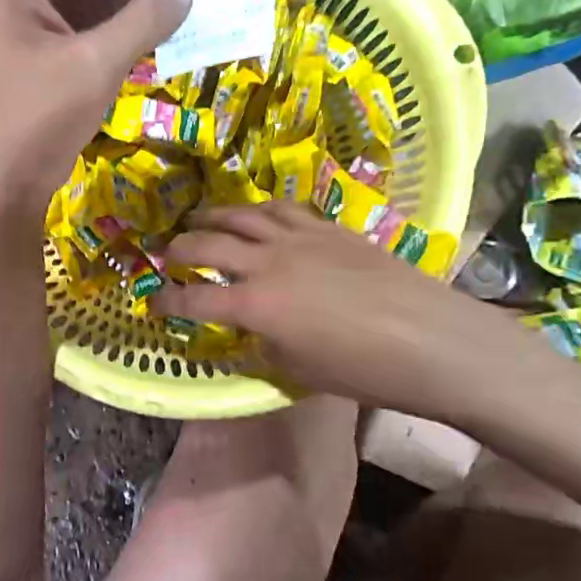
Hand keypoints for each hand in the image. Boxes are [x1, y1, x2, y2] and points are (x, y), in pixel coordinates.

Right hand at [156, 203, 530, 418]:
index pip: (195, 297)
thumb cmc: (364, 369)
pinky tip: (258, 213)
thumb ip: (263, 347)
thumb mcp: (300, 371)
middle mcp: (269, 262)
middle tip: (167, 253)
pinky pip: (284, 208)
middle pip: (209, 242)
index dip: (167, 301)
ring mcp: (300, 238)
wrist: (429, 338)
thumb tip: (248, 331)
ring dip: (215, 215)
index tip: (152, 304)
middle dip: (180, 247)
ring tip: (200, 218)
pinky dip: (261, 209)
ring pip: (244, 214)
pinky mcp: (328, 228)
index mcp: (256, 305)